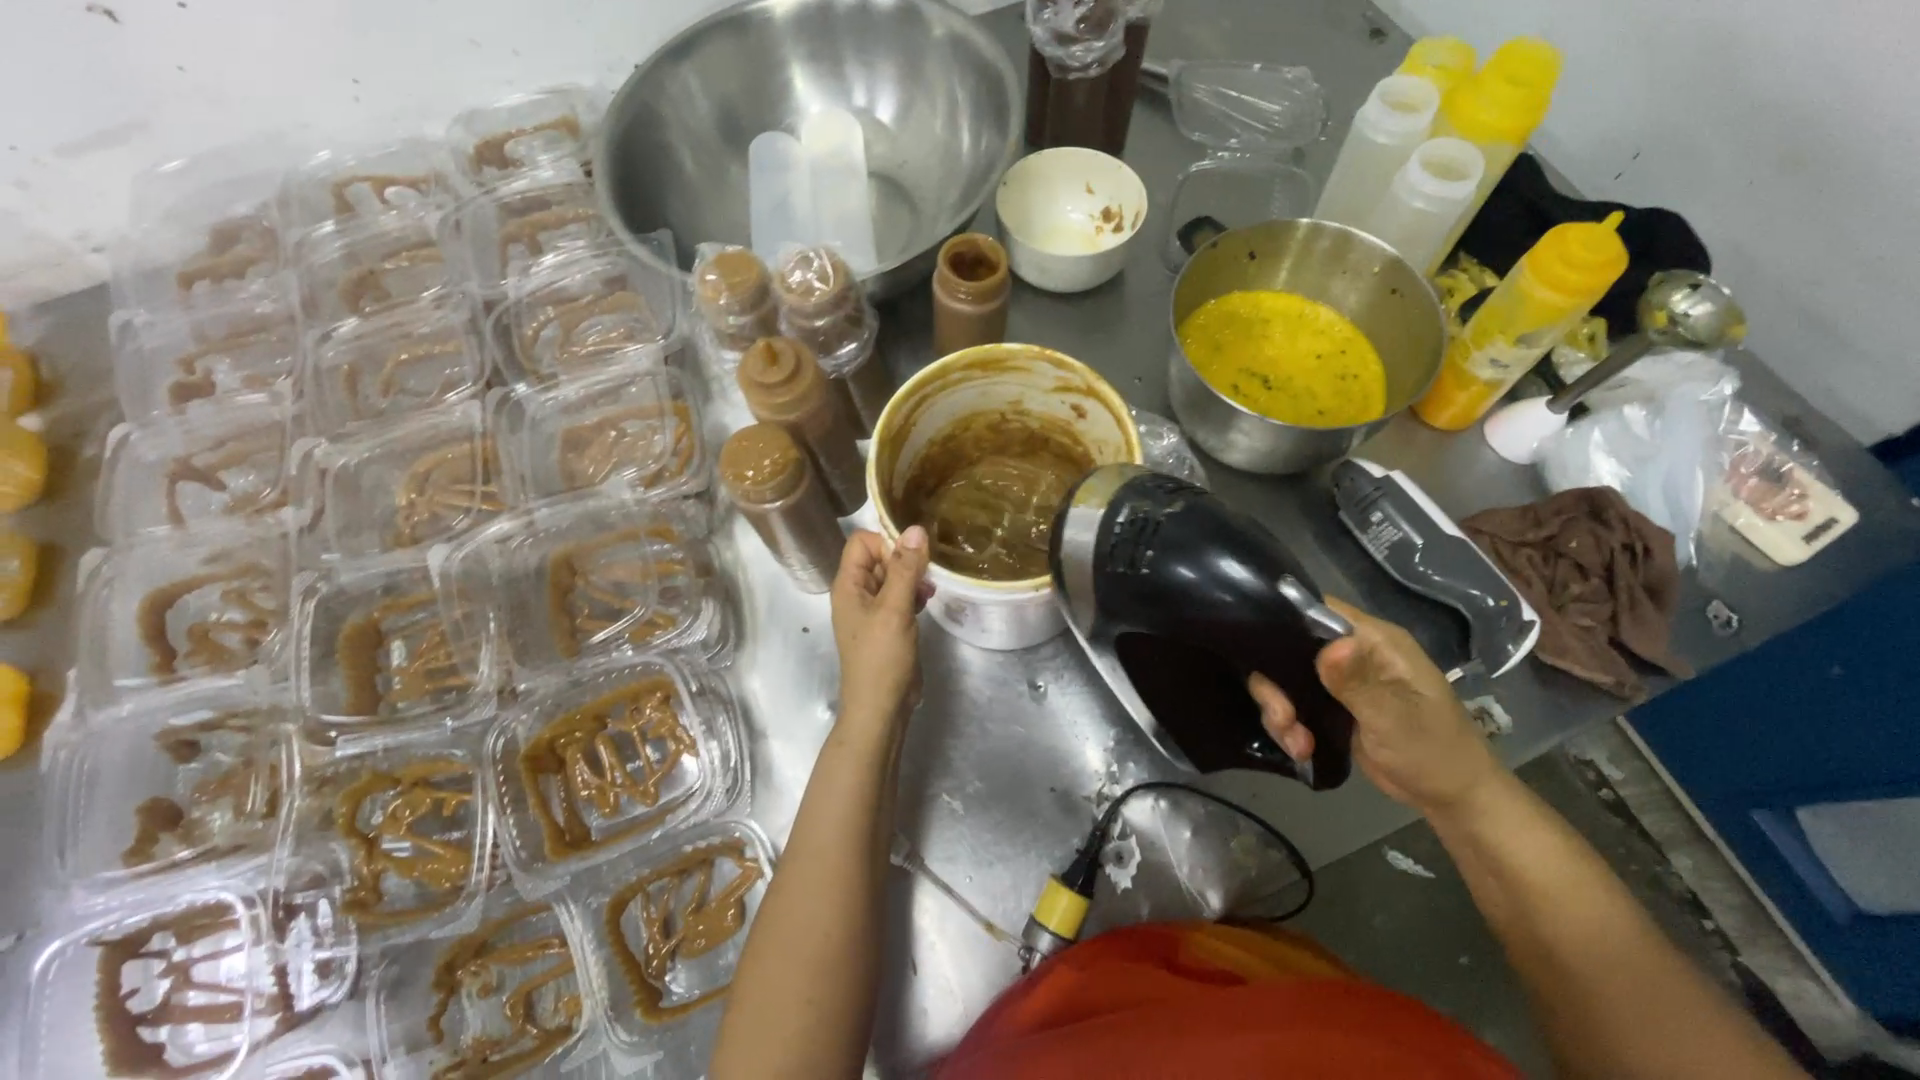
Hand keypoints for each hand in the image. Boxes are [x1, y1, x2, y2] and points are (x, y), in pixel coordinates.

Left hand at [831, 526, 933, 727]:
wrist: (881, 706)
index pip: (862, 541)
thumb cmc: (882, 657)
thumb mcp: (894, 609)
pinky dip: (913, 593)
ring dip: (912, 577)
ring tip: (929, 590)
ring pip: (892, 576)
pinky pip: (899, 595)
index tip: (911, 559)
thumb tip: (915, 528)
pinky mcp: (888, 623)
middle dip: (904, 559)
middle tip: (927, 574)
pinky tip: (927, 601)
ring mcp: (872, 609)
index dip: (887, 543)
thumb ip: (905, 568)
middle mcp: (856, 592)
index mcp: (848, 584)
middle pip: (879, 556)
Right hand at [1249, 597, 1504, 814]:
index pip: (1319, 610)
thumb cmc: (1433, 752)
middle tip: (1284, 719)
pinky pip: (1295, 705)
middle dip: (1277, 685)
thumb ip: (1359, 682)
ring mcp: (1341, 682)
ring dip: (1280, 712)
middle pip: (1292, 649)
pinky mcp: (1332, 707)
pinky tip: (1301, 750)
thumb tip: (1331, 647)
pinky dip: (1289, 726)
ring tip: (1297, 744)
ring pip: (1287, 680)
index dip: (1284, 623)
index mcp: (1376, 642)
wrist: (1451, 797)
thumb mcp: (1395, 718)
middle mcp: (1355, 653)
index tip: (1263, 654)